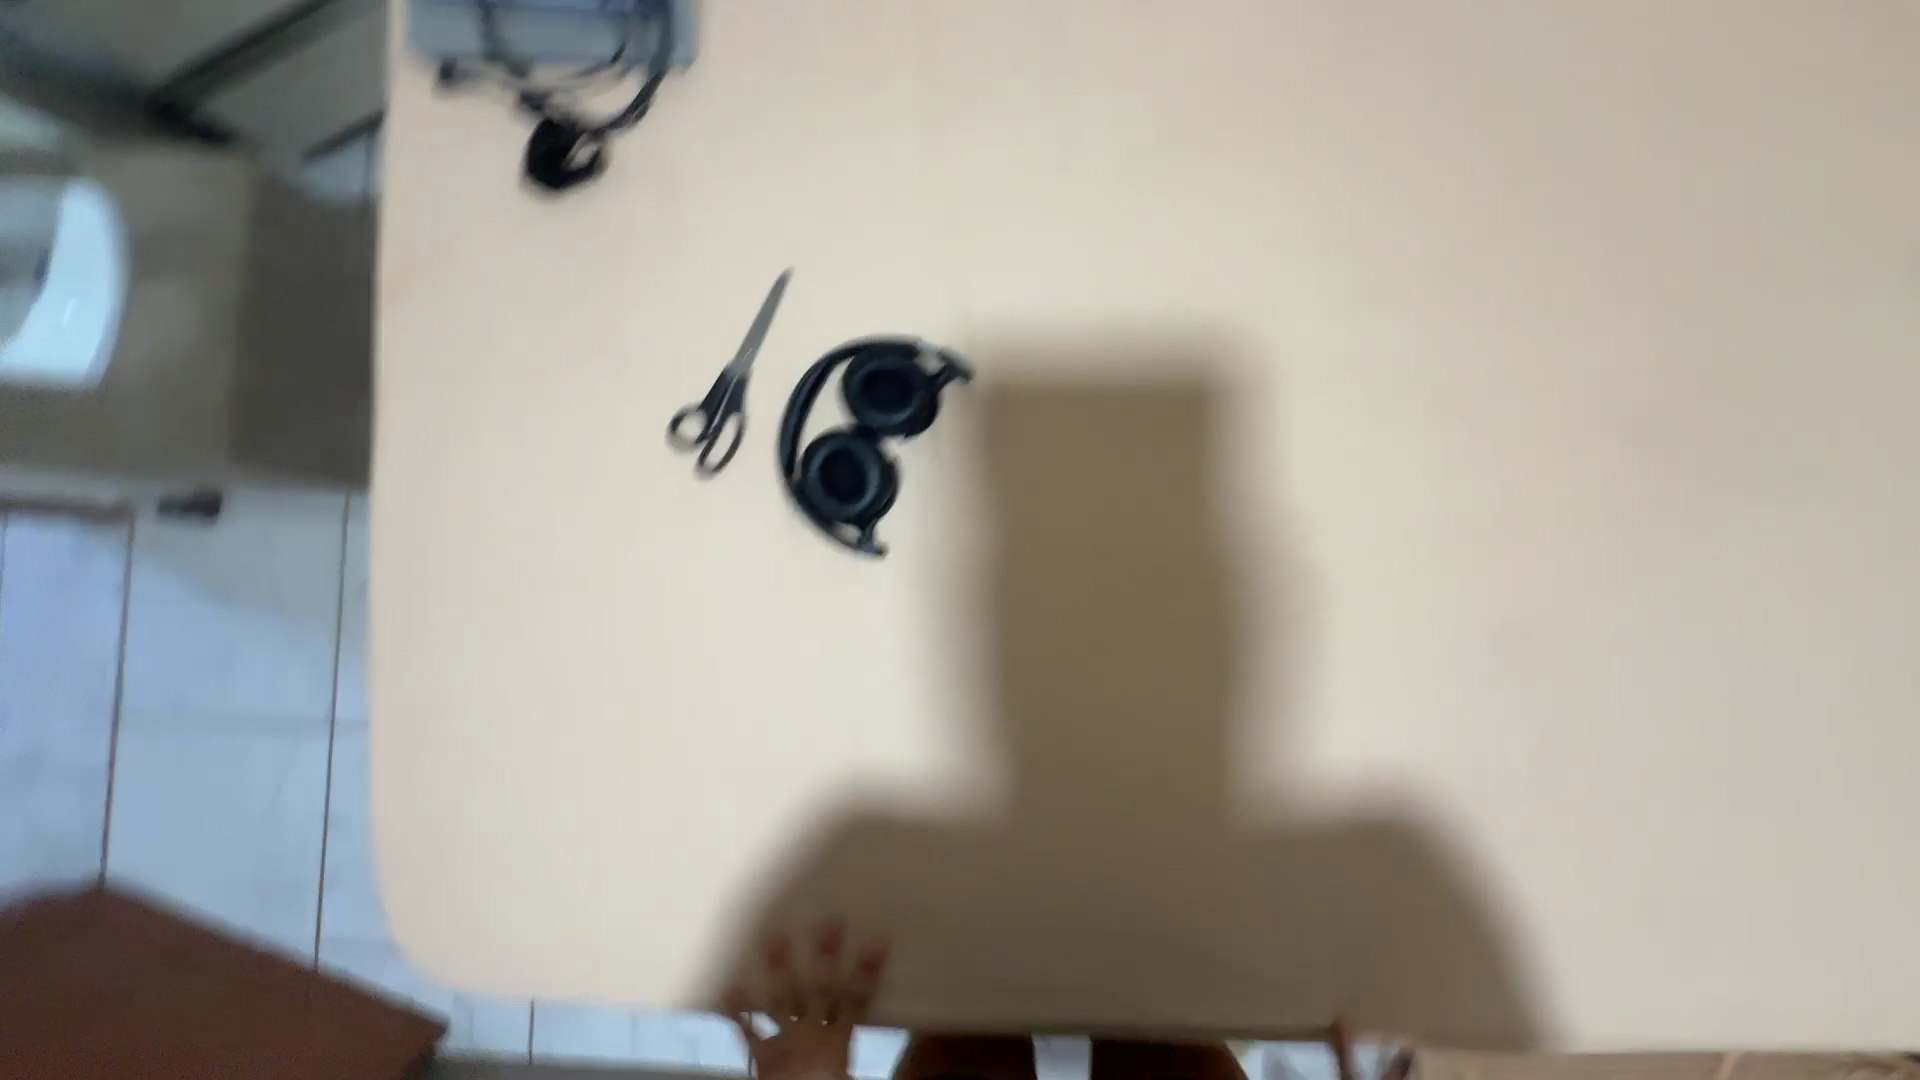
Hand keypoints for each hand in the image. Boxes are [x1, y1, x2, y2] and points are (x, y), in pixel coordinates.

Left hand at [722, 921, 890, 1079]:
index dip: (868, 971)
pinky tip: (727, 989)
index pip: (857, 1000)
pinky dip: (736, 1012)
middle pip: (821, 988)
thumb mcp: (848, 1072)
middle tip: (830, 922)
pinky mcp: (762, 1054)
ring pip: (782, 1000)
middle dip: (826, 955)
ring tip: (775, 937)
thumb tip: (879, 1034)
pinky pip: (746, 1032)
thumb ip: (852, 1044)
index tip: (878, 941)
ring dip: (779, 969)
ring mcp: (784, 1040)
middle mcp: (811, 1032)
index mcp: (837, 1040)